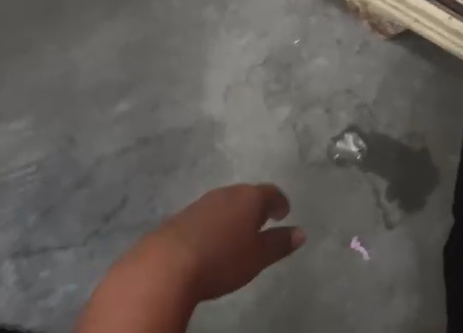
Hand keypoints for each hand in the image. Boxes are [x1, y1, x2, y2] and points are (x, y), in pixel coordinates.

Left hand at [125, 183, 305, 303]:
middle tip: (260, 223)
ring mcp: (198, 205)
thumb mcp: (257, 257)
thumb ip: (279, 244)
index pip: (271, 193)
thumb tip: (301, 233)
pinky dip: (209, 227)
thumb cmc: (220, 260)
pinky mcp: (175, 220)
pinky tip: (205, 245)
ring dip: (230, 217)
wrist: (162, 269)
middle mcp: (225, 194)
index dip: (279, 202)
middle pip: (245, 196)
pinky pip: (201, 219)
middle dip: (254, 207)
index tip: (284, 213)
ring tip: (233, 235)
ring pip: (221, 206)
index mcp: (249, 198)